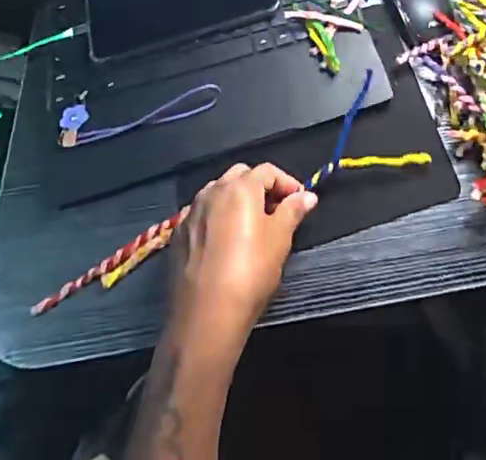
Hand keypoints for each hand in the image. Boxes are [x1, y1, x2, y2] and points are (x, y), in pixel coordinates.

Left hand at [168, 163, 316, 347]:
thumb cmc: (250, 272)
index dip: (287, 182)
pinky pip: (202, 213)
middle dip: (260, 186)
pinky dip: (217, 217)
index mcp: (240, 187)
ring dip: (237, 200)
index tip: (299, 200)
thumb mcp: (280, 240)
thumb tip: (307, 195)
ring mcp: (191, 210)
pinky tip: (225, 239)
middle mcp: (212, 190)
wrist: (205, 315)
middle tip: (276, 210)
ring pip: (218, 192)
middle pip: (241, 176)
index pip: (267, 170)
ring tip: (251, 225)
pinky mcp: (178, 233)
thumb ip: (293, 211)